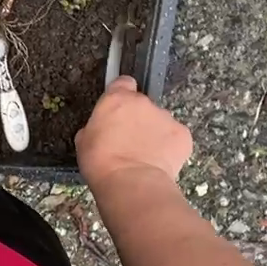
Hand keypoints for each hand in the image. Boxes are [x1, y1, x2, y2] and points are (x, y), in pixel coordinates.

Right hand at [75, 76, 192, 193]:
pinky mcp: (183, 134)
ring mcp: (166, 117)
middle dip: (137, 119)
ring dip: (153, 133)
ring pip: (159, 121)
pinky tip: (158, 162)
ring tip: (143, 156)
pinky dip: (169, 147)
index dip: (120, 93)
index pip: (123, 83)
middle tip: (127, 140)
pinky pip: (175, 137)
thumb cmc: (101, 162)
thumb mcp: (83, 141)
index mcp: (116, 100)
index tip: (117, 107)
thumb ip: (96, 126)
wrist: (131, 182)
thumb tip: (102, 129)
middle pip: (142, 105)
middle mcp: (144, 103)